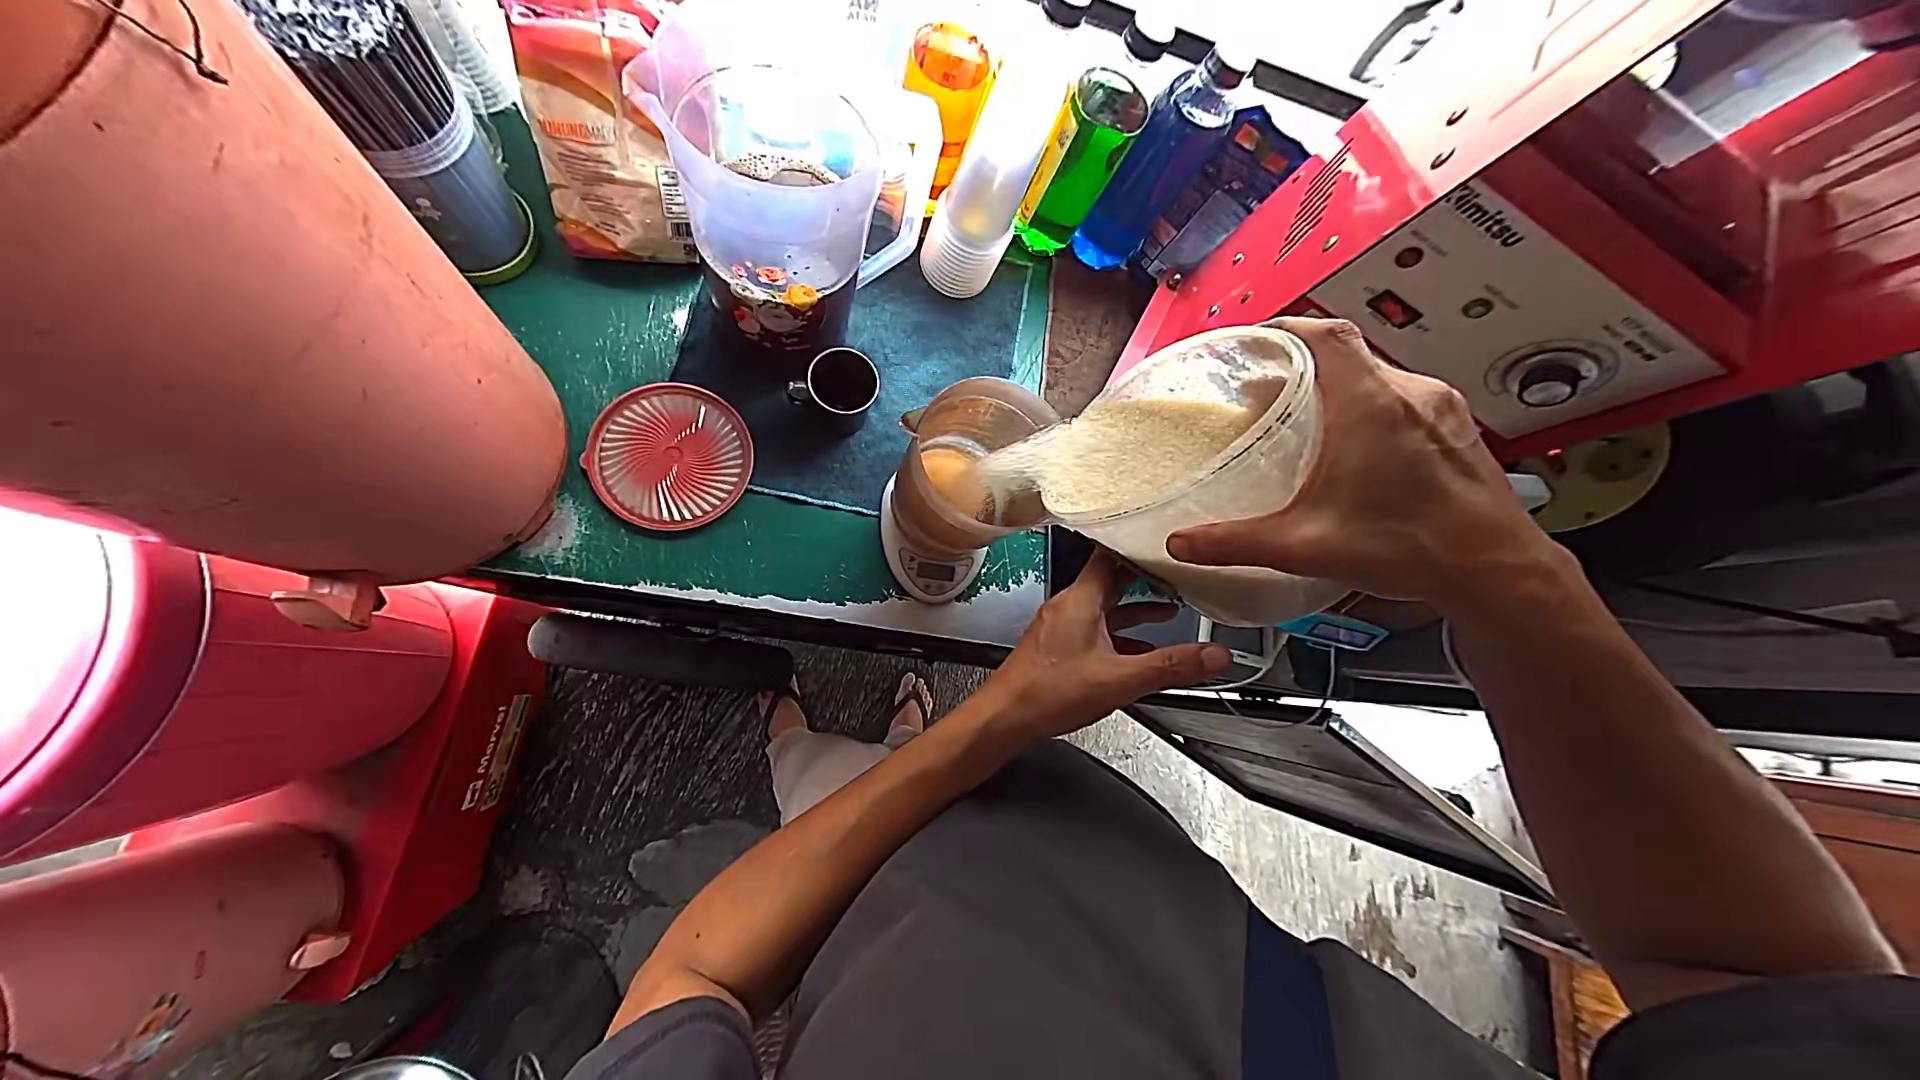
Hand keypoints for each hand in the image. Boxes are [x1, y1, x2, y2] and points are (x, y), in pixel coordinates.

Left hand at [974, 549, 1231, 740]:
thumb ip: (1170, 666)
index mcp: (1080, 600)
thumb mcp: (1120, 679)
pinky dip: (1118, 634)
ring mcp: (1060, 626)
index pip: (1110, 554)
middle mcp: (1068, 606)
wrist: (1004, 718)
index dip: (1137, 545)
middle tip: (1174, 572)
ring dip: (1133, 609)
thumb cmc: (1045, 692)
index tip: (1164, 541)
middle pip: (1111, 580)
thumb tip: (1213, 655)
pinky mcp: (1057, 646)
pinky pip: (1094, 630)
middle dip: (1144, 577)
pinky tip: (1137, 652)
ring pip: (1104, 607)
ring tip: (1166, 610)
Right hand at [1166, 317, 1565, 613]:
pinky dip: (1364, 403)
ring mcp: (1438, 409)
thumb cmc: (1417, 549)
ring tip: (1299, 413)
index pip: (1324, 334)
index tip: (1252, 339)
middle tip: (1262, 387)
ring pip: (1374, 373)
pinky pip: (1400, 396)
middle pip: (1345, 351)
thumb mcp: (1306, 546)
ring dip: (1333, 383)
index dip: (1283, 328)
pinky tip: (1347, 443)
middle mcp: (1410, 395)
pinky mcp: (1451, 428)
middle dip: (1297, 362)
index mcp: (1372, 407)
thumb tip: (1183, 543)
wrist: (1497, 572)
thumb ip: (1234, 543)